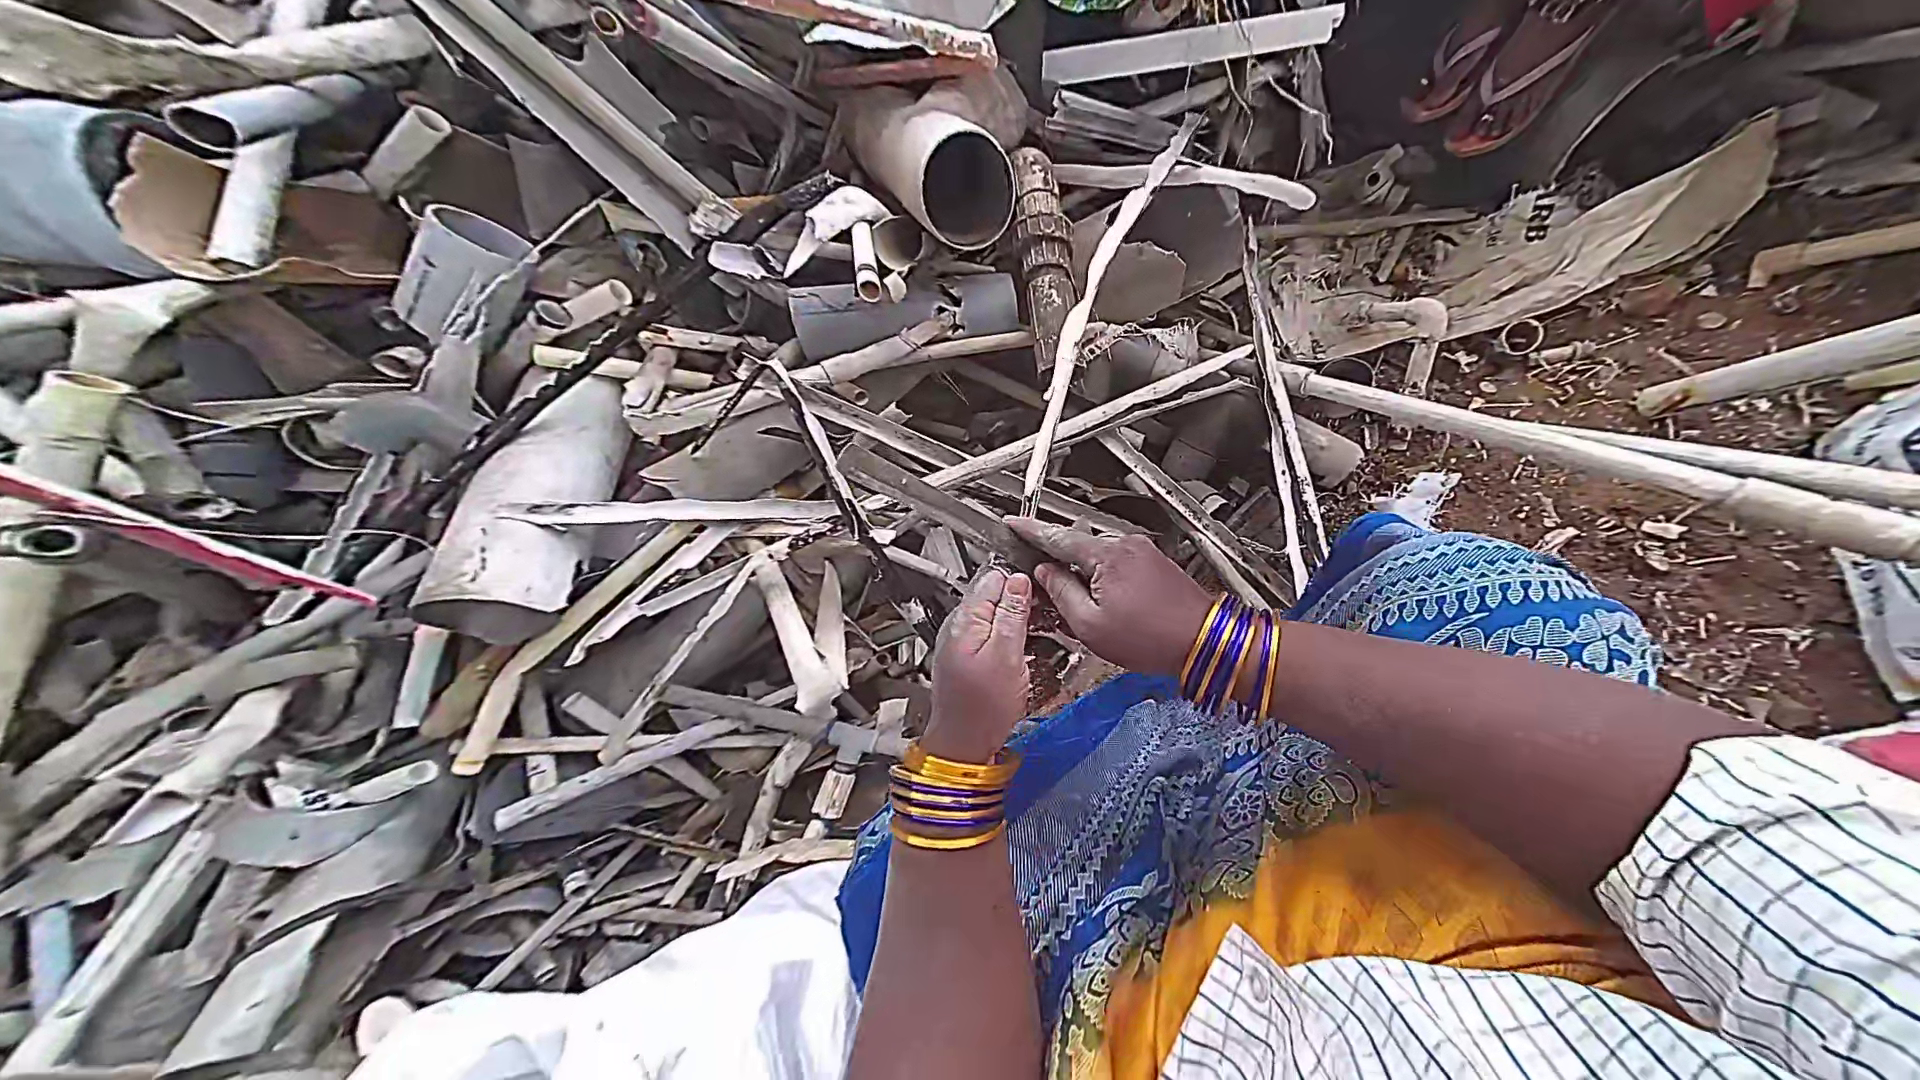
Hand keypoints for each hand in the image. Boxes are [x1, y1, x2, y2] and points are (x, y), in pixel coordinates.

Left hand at [924, 568, 1032, 761]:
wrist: (964, 744)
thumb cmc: (981, 709)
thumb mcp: (1006, 656)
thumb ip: (1012, 615)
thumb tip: (1019, 582)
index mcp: (965, 619)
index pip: (994, 579)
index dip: (1021, 583)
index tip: (1041, 597)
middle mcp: (959, 626)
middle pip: (994, 595)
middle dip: (1020, 603)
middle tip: (1043, 620)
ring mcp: (962, 641)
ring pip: (995, 616)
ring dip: (1017, 622)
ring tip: (1035, 639)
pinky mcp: (970, 657)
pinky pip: (993, 636)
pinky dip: (1010, 640)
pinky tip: (1021, 653)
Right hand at [1005, 518, 1212, 677]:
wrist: (1203, 642)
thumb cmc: (1153, 638)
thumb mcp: (1089, 624)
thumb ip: (1060, 592)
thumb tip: (1045, 573)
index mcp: (1107, 555)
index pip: (1057, 536)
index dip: (1030, 530)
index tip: (1014, 523)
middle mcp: (1126, 545)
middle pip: (1077, 546)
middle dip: (1059, 564)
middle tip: (1046, 589)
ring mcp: (1141, 551)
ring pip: (1096, 557)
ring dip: (1083, 575)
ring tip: (1085, 608)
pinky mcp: (1152, 561)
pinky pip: (1115, 563)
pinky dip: (1102, 578)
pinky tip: (1106, 604)